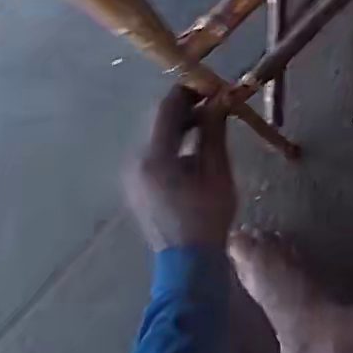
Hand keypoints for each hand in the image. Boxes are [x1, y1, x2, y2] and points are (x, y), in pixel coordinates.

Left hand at [124, 85, 237, 250]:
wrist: (188, 266)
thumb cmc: (207, 218)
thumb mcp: (216, 171)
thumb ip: (214, 129)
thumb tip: (221, 96)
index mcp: (154, 156)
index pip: (166, 107)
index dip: (188, 91)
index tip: (210, 86)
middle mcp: (135, 159)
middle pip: (158, 118)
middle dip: (185, 106)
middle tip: (212, 102)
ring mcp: (131, 171)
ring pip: (154, 132)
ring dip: (178, 122)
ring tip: (206, 121)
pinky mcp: (134, 181)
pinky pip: (151, 149)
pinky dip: (170, 140)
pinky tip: (191, 145)